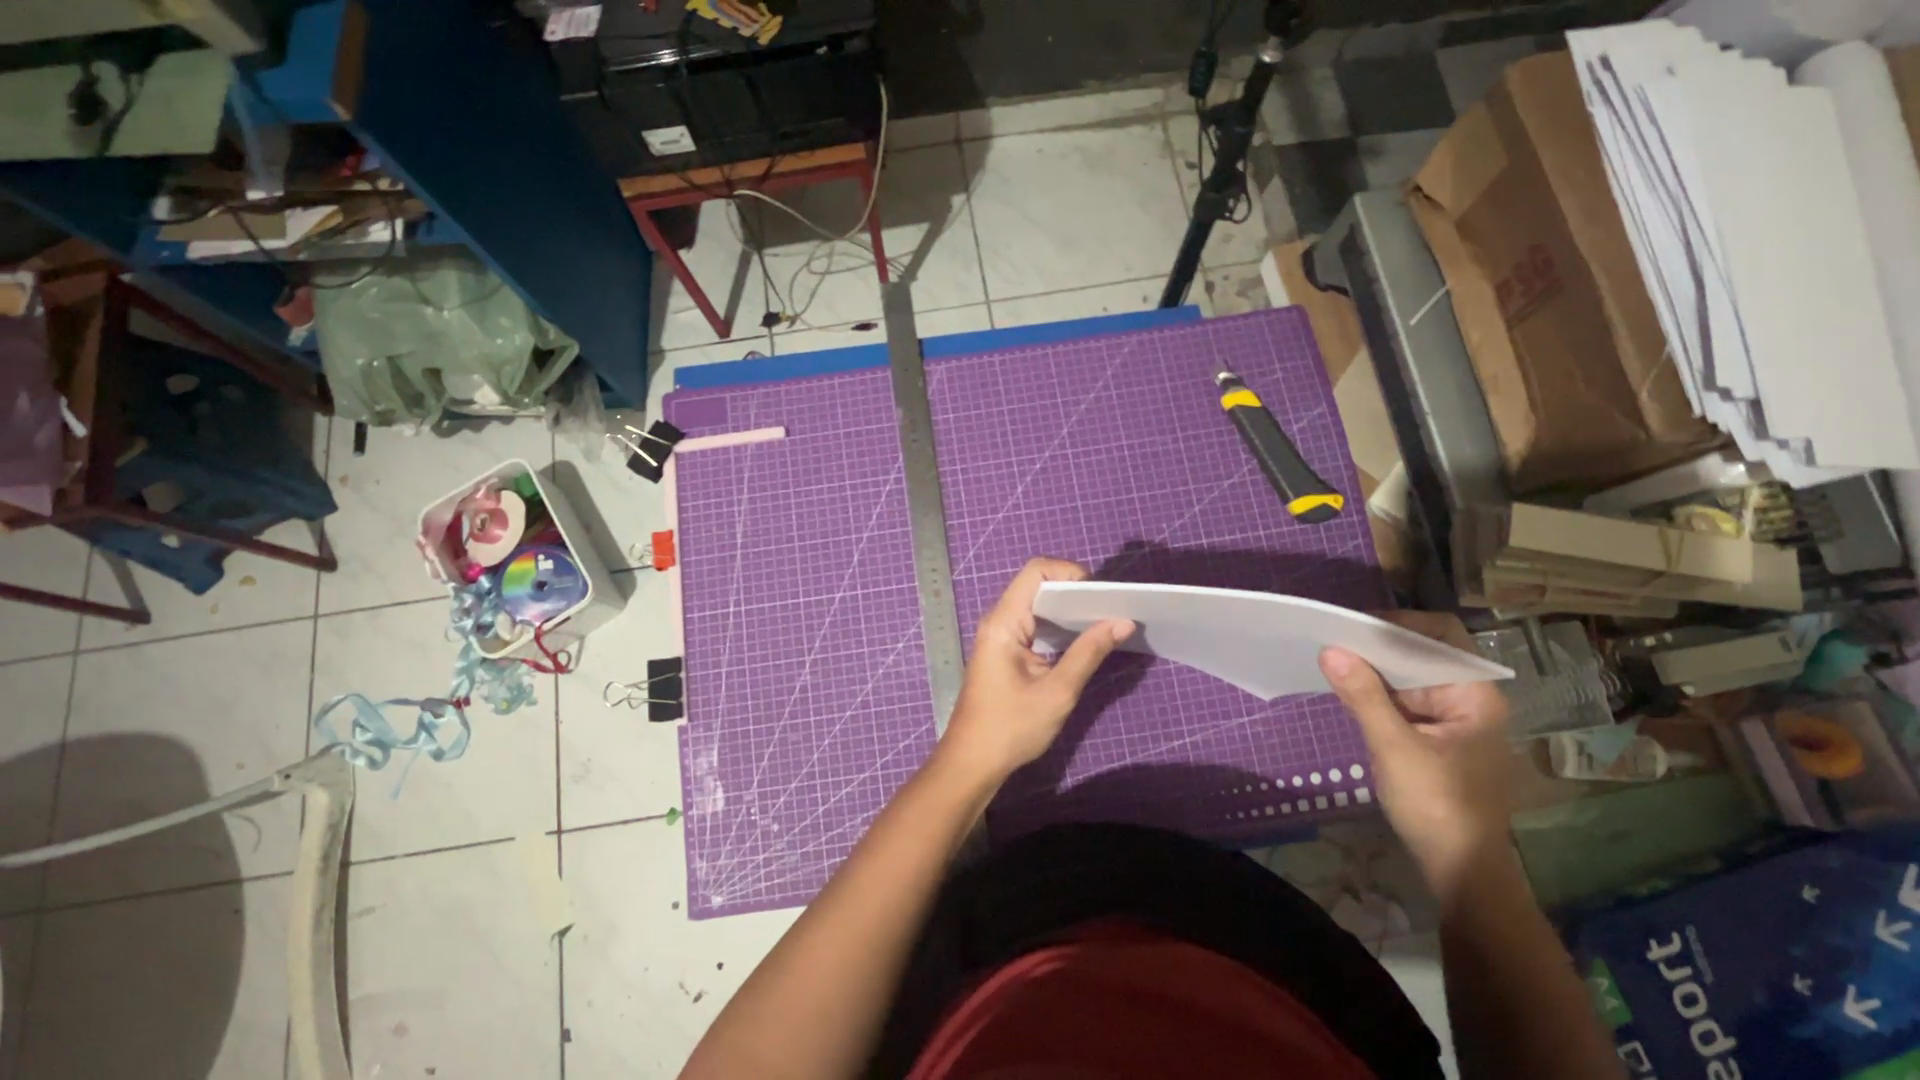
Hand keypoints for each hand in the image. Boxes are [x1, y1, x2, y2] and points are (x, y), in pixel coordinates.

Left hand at [937, 558, 1134, 784]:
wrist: (972, 762)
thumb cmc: (1011, 728)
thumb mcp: (1058, 691)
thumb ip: (1089, 652)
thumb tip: (1122, 622)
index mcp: (1004, 622)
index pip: (1036, 571)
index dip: (1069, 572)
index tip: (1099, 595)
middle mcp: (998, 621)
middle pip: (1036, 585)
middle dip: (1074, 592)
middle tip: (1108, 611)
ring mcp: (998, 637)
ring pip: (1036, 606)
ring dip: (1067, 611)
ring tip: (1101, 625)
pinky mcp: (1003, 652)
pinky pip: (1032, 625)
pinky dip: (1056, 627)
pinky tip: (1080, 643)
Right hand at [1317, 612, 1512, 898]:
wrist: (1462, 870)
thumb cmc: (1437, 805)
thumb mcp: (1394, 747)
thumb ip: (1363, 696)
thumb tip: (1330, 650)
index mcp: (1475, 693)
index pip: (1440, 635)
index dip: (1398, 624)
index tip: (1353, 625)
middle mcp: (1469, 699)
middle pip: (1424, 655)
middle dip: (1380, 647)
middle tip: (1334, 641)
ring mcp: (1453, 721)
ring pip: (1411, 680)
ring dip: (1376, 672)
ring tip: (1334, 662)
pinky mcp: (1436, 740)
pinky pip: (1406, 704)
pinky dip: (1379, 695)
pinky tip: (1349, 693)